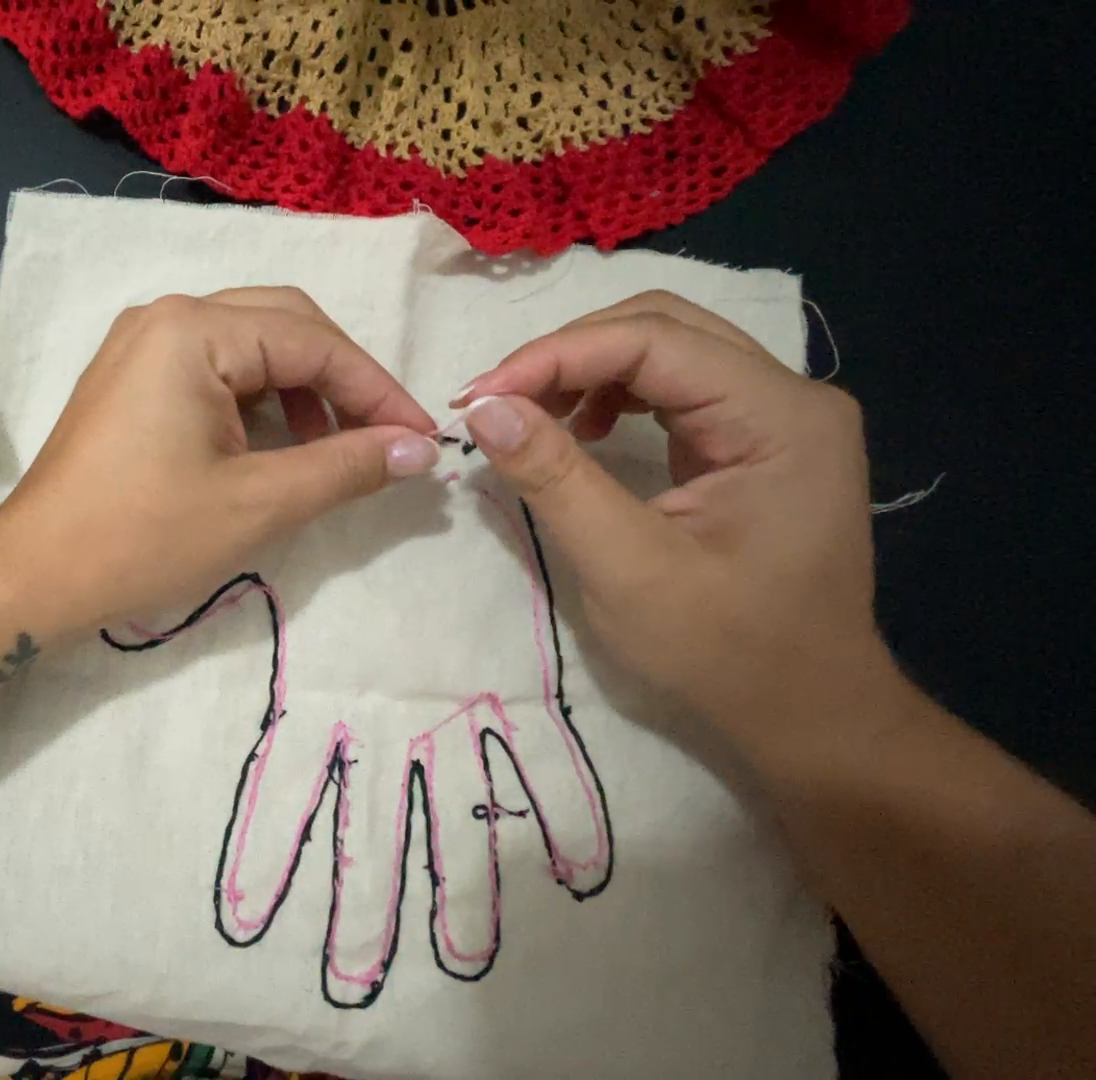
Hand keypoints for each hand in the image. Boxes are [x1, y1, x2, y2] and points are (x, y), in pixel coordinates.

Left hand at [0, 287, 441, 636]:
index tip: (422, 439)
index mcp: (194, 330)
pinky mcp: (128, 379)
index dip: (377, 390)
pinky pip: (210, 369)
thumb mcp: (258, 504)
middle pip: (282, 325)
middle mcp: (164, 316)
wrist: (36, 574)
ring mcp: (139, 345)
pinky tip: (273, 444)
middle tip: (380, 437)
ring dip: (299, 389)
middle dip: (340, 380)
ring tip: (327, 450)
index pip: (313, 341)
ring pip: (247, 346)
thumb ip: (346, 466)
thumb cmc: (143, 538)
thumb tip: (421, 449)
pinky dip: (255, 399)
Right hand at [100, 500, 611, 1005]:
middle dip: (361, 902)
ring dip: (462, 885)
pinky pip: (541, 766)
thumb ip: (230, 608)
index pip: (283, 787)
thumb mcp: (285, 584)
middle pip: (369, 831)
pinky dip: (562, 812)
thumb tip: (145, 624)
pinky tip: (578, 869)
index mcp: (327, 704)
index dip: (261, 850)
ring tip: (466, 957)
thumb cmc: (354, 575)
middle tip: (348, 981)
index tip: (240, 918)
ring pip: (454, 818)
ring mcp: (451, 728)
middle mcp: (387, 733)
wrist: (435, 546)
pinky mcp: (514, 705)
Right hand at [455, 290, 893, 761]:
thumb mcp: (624, 566)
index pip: (654, 341)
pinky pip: (671, 388)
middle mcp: (788, 398)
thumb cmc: (720, 647)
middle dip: (565, 355)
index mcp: (778, 419)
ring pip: (663, 349)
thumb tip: (483, 409)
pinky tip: (580, 433)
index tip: (477, 398)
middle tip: (494, 403)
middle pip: (661, 327)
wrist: (801, 708)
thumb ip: (554, 478)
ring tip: (528, 418)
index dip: (554, 356)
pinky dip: (608, 396)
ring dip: (583, 372)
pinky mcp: (751, 441)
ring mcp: (774, 418)